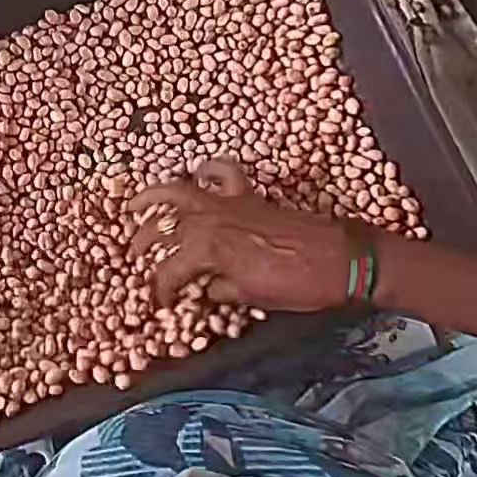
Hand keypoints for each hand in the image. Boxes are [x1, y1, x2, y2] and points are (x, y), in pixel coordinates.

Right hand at [126, 159, 354, 311]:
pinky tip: (198, 176)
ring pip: (177, 192)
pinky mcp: (245, 196)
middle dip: (144, 245)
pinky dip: (207, 172)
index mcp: (206, 250)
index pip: (169, 271)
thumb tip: (202, 291)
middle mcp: (207, 221)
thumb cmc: (296, 284)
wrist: (341, 258)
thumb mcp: (251, 297)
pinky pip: (220, 175)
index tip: (159, 303)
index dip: (160, 290)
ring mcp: (225, 204)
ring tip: (137, 205)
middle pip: (162, 229)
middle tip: (136, 258)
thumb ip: (218, 291)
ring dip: (153, 197)